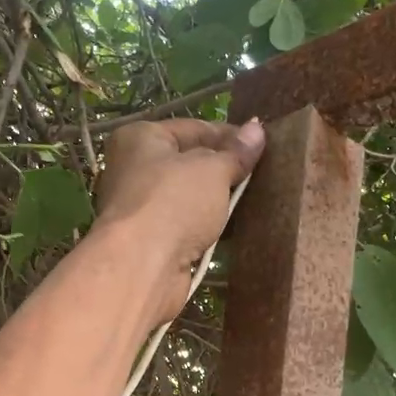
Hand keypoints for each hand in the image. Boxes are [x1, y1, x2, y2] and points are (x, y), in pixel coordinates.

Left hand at [94, 117, 265, 321]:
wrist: (143, 266)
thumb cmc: (174, 202)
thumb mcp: (212, 170)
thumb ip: (236, 153)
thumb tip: (257, 129)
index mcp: (140, 138)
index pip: (192, 129)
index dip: (228, 135)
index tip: (260, 145)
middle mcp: (134, 169)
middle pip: (189, 164)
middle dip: (223, 170)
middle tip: (261, 174)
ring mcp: (142, 208)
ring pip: (189, 197)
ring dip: (217, 201)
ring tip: (254, 200)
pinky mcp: (152, 241)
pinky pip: (187, 226)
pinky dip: (207, 226)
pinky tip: (234, 228)